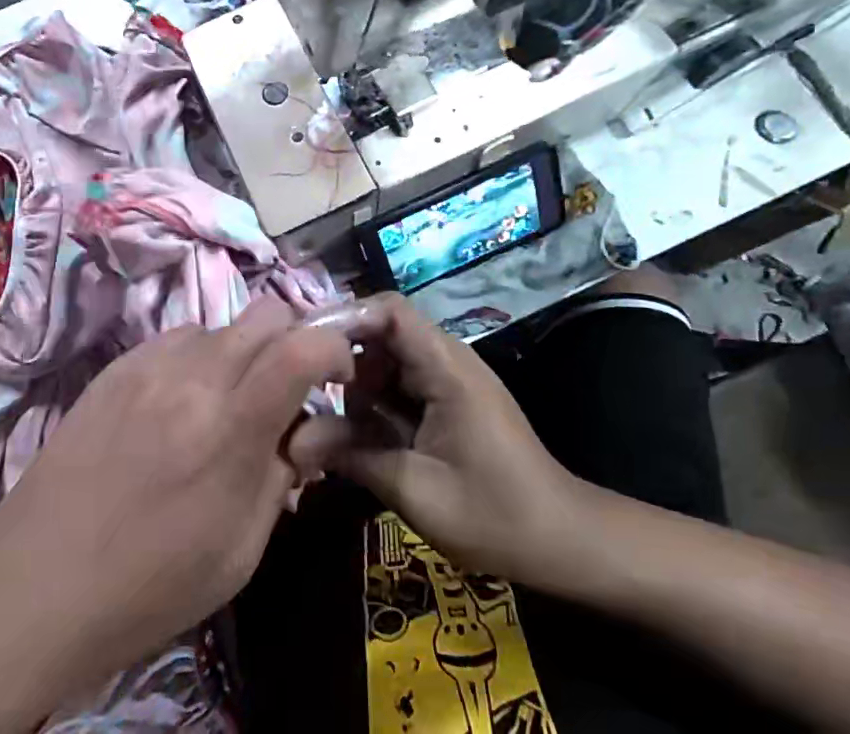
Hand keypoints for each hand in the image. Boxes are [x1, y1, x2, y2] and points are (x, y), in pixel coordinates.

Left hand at [0, 297, 353, 732]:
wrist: (32, 592)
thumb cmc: (150, 585)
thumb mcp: (243, 549)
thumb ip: (282, 474)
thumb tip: (302, 432)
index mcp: (230, 428)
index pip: (303, 348)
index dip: (334, 349)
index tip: (338, 377)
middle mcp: (191, 379)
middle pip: (266, 313)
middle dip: (294, 339)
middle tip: (287, 388)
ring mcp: (145, 368)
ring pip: (221, 323)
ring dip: (243, 350)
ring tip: (227, 401)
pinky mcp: (111, 370)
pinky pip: (175, 338)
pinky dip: (198, 357)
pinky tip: (179, 404)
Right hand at [292, 293, 583, 580]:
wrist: (558, 538)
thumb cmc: (492, 514)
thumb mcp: (414, 489)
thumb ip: (353, 454)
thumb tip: (291, 438)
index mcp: (447, 369)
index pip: (390, 311)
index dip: (344, 318)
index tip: (302, 348)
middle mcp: (448, 362)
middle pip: (384, 332)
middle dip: (342, 358)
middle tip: (302, 393)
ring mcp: (449, 381)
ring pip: (388, 361)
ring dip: (356, 385)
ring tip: (325, 423)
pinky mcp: (448, 402)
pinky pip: (401, 386)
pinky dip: (374, 404)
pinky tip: (354, 435)